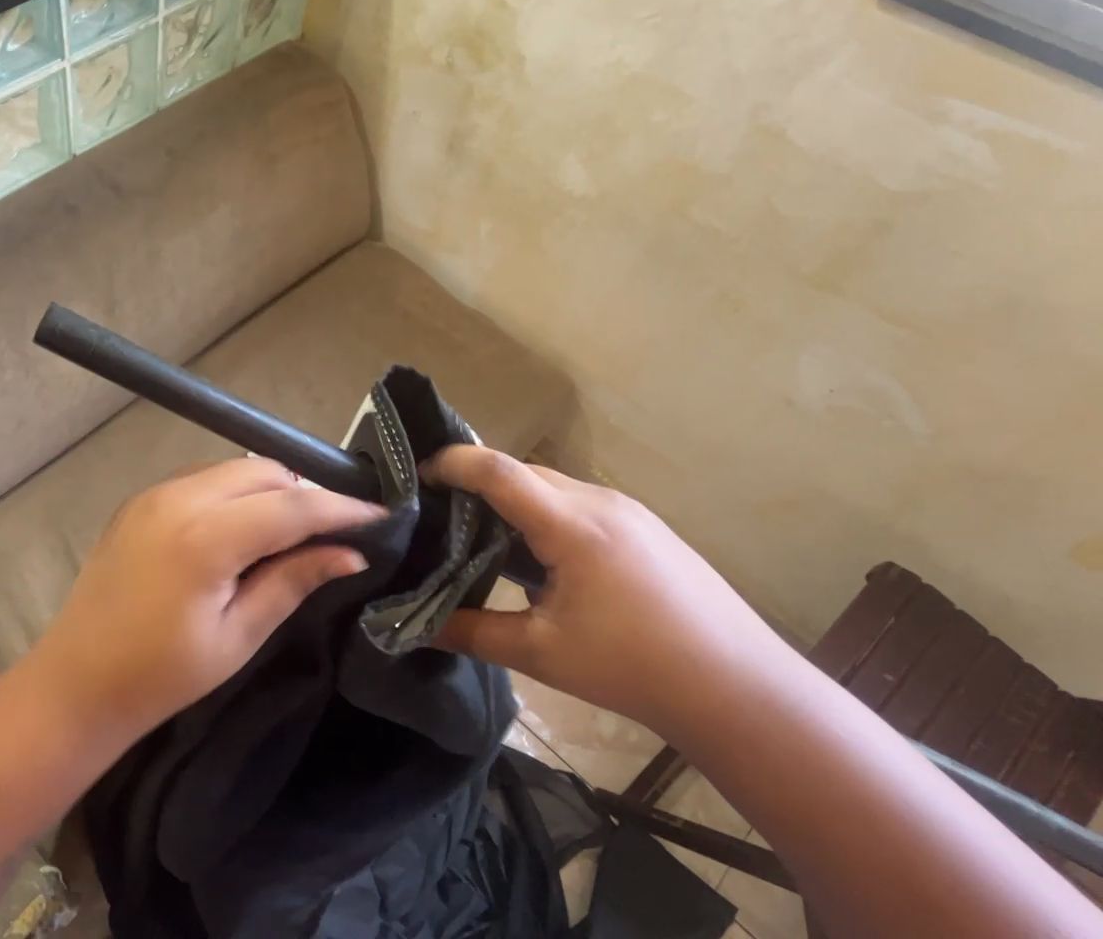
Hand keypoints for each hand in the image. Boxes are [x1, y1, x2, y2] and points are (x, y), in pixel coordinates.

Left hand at [28, 457, 386, 737]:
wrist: (78, 681)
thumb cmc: (162, 674)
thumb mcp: (237, 635)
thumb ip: (292, 582)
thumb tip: (349, 554)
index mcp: (204, 536)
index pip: (292, 504)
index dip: (341, 509)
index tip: (381, 517)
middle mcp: (177, 498)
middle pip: (262, 472)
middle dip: (305, 493)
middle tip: (335, 532)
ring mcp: (152, 495)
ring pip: (231, 470)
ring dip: (269, 490)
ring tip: (292, 532)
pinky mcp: (138, 502)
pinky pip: (201, 480)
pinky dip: (233, 494)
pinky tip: (243, 530)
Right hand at [425, 446, 793, 733]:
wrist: (742, 691)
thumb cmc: (634, 667)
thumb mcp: (540, 653)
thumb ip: (469, 631)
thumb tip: (412, 626)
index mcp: (573, 525)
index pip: (499, 470)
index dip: (452, 463)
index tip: (416, 474)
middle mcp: (601, 504)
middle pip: (524, 473)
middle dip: (476, 485)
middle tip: (439, 516)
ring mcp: (631, 514)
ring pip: (553, 488)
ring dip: (513, 503)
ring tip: (483, 540)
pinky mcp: (649, 531)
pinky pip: (580, 506)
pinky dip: (545, 518)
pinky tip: (539, 563)